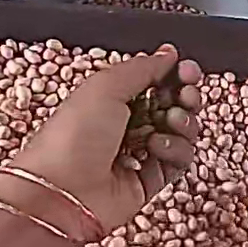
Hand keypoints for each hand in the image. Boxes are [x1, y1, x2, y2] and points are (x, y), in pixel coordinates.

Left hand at [3, 46, 203, 232]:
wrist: (61, 192)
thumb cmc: (73, 135)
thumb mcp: (105, 87)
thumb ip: (141, 68)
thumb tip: (168, 54)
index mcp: (111, 98)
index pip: (154, 82)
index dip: (174, 74)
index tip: (186, 70)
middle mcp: (127, 125)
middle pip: (173, 105)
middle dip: (185, 96)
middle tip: (186, 95)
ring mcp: (140, 153)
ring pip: (181, 133)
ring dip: (184, 123)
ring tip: (171, 122)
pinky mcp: (151, 181)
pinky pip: (178, 161)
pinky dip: (176, 150)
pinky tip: (158, 148)